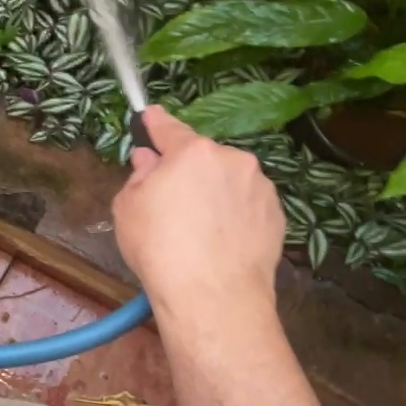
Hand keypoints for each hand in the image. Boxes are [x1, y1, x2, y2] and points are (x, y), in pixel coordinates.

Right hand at [113, 106, 285, 328]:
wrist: (212, 291)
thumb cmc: (158, 246)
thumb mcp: (127, 208)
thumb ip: (139, 177)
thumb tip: (151, 162)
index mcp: (193, 153)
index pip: (170, 129)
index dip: (156, 122)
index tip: (150, 114)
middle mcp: (233, 160)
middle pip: (202, 158)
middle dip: (184, 171)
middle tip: (165, 202)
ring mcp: (260, 186)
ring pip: (226, 181)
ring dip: (210, 193)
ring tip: (193, 229)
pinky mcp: (277, 213)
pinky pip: (245, 204)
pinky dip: (230, 214)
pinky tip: (214, 240)